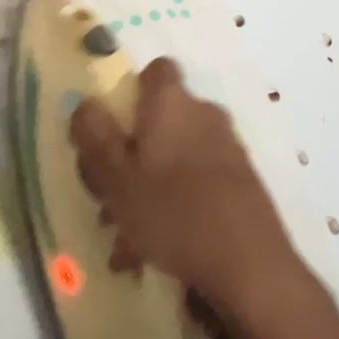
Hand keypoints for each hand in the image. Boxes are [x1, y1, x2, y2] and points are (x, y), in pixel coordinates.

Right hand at [68, 57, 295, 303]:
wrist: (253, 268)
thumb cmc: (173, 213)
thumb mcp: (115, 177)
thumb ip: (94, 135)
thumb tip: (84, 103)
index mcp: (171, 103)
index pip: (155, 70)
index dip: (131, 91)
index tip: (113, 125)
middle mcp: (203, 115)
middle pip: (160, 120)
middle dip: (132, 153)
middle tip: (109, 195)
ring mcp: (228, 149)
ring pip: (176, 157)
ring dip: (150, 187)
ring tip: (128, 237)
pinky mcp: (243, 184)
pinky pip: (198, 184)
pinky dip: (177, 206)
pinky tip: (158, 249)